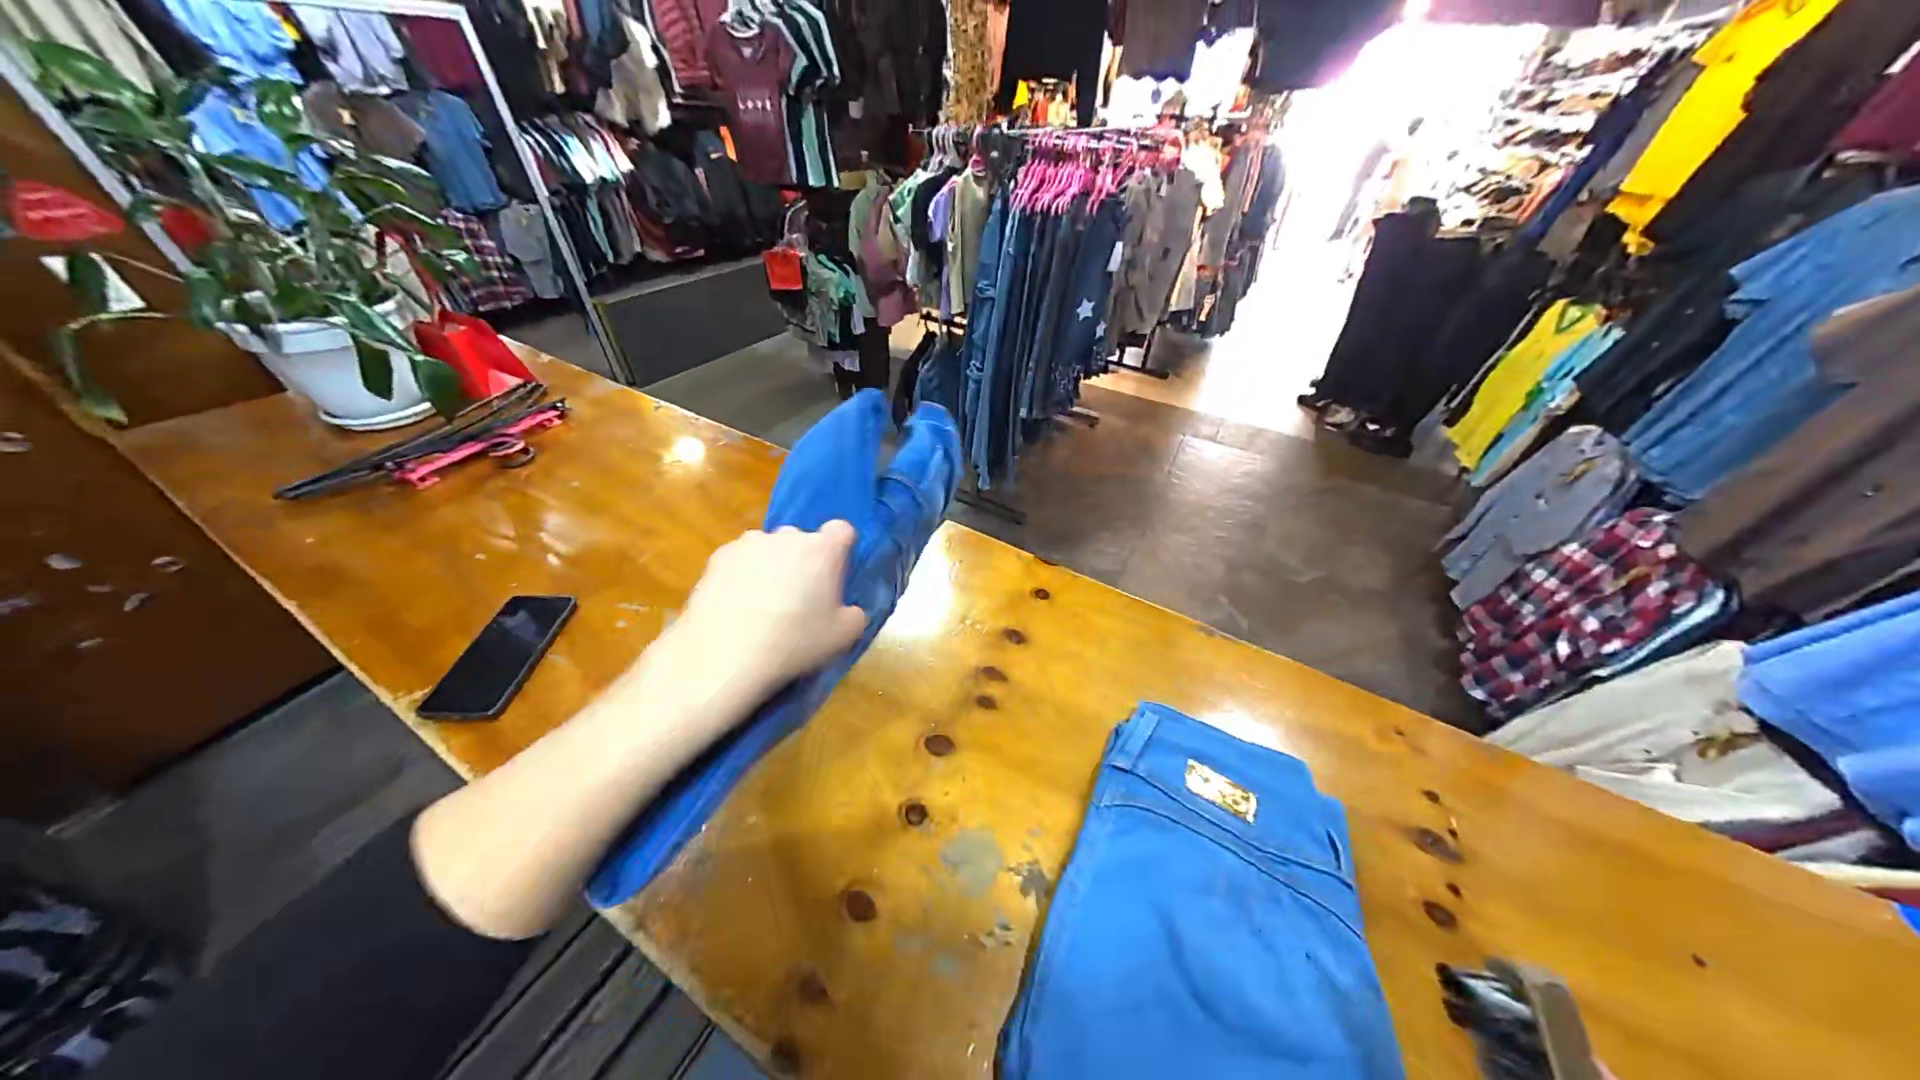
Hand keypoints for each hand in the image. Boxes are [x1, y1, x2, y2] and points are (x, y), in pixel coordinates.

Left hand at [658, 521, 868, 700]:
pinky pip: (739, 560)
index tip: (835, 576)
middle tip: (800, 597)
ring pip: (768, 548)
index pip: (842, 531)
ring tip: (763, 603)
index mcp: (823, 550)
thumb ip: (854, 615)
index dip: (840, 551)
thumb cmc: (794, 642)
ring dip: (771, 565)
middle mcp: (786, 536)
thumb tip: (848, 610)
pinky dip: (741, 575)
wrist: (725, 654)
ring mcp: (749, 544)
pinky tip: (736, 606)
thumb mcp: (844, 637)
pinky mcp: (718, 557)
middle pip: (802, 539)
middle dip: (803, 560)